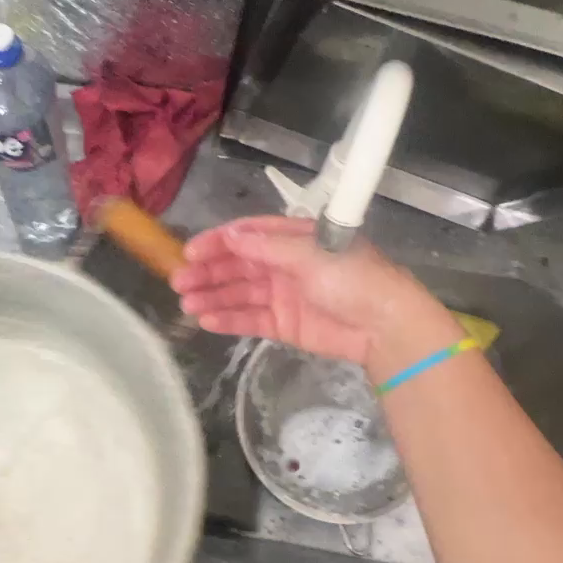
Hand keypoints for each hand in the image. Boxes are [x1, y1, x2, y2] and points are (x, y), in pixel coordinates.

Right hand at [170, 216, 444, 365]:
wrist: (383, 325)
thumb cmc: (353, 279)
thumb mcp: (311, 254)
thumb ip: (267, 248)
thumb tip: (231, 237)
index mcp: (294, 240)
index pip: (248, 237)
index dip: (218, 243)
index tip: (190, 252)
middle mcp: (285, 265)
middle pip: (238, 267)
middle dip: (208, 273)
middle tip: (179, 282)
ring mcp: (283, 297)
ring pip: (239, 294)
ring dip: (212, 296)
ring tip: (186, 303)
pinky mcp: (283, 325)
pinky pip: (249, 320)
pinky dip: (227, 319)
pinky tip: (206, 319)